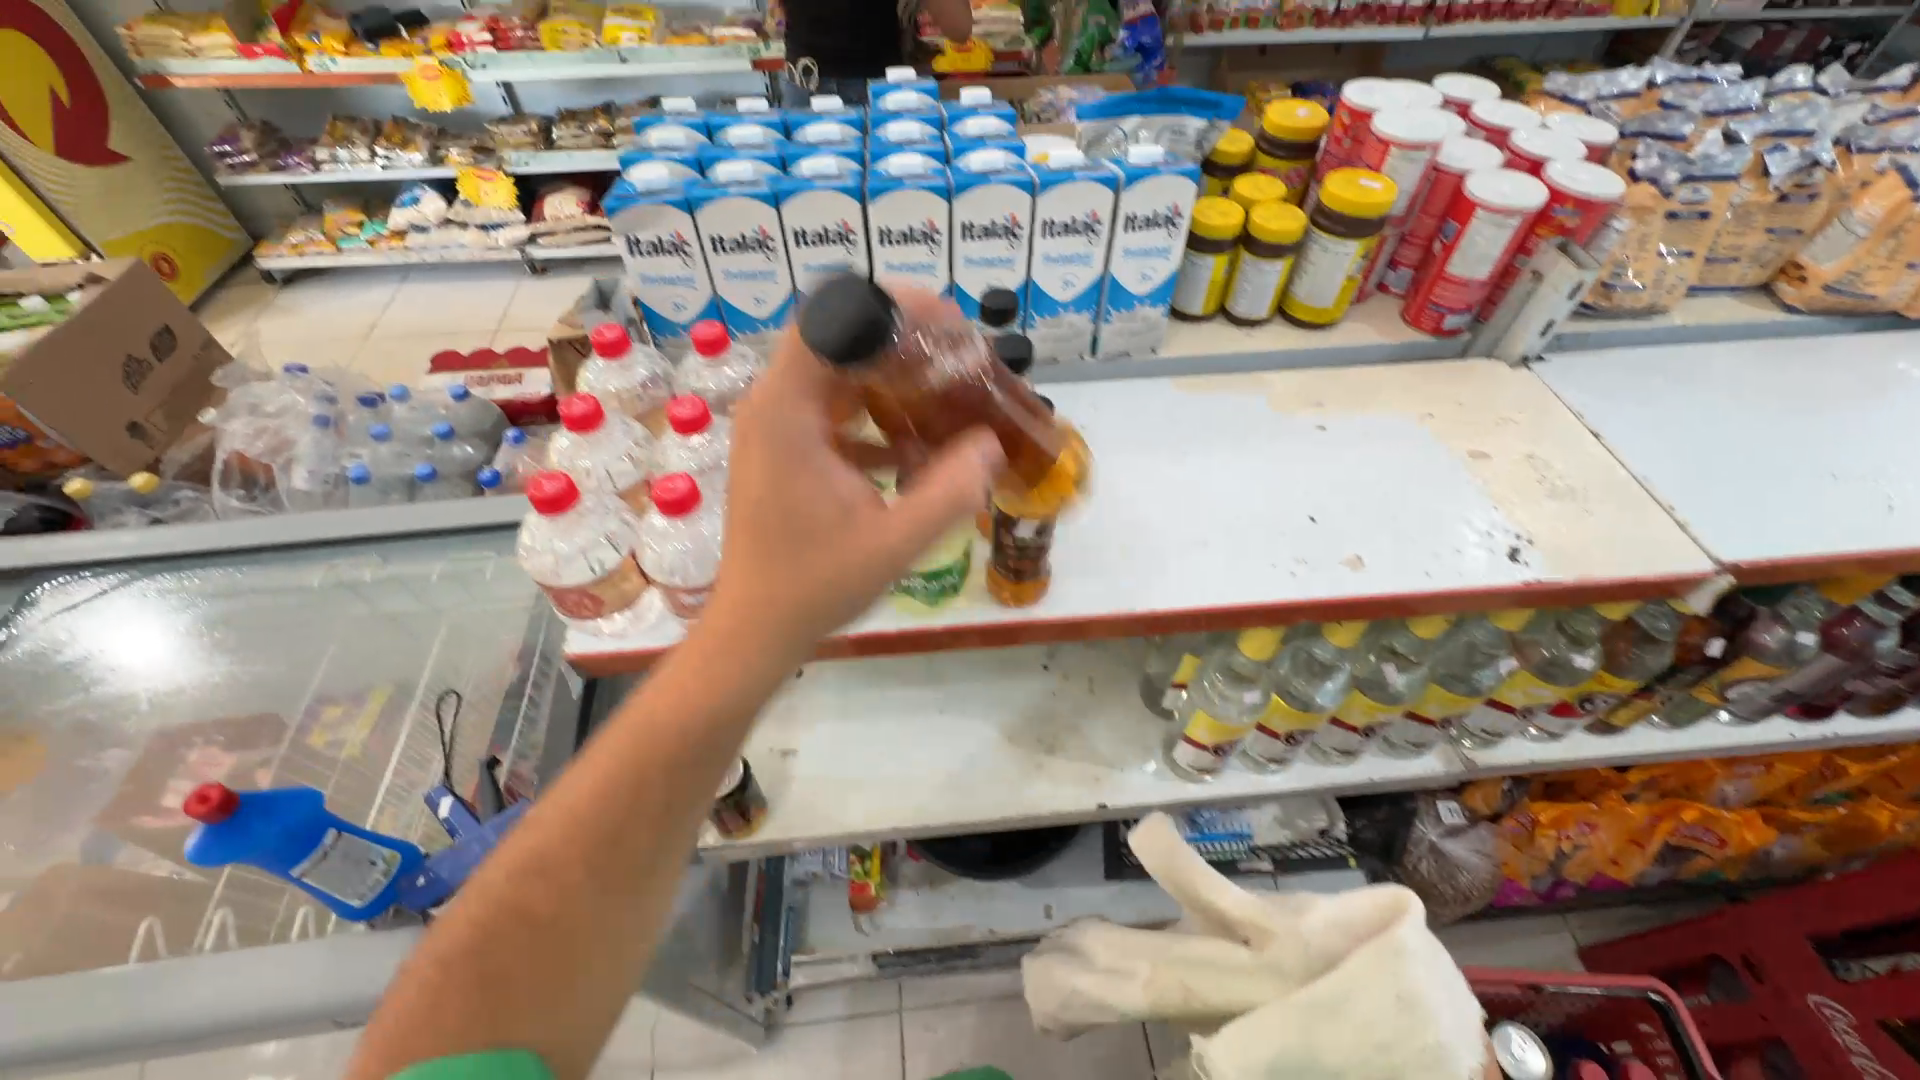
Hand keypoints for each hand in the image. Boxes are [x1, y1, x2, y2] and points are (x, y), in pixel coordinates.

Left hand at [705, 286, 1004, 657]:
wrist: (755, 629)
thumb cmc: (814, 586)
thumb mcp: (894, 543)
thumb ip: (949, 492)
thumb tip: (992, 445)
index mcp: (787, 412)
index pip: (830, 319)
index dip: (889, 307)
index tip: (946, 323)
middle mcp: (772, 407)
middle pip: (836, 341)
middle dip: (901, 343)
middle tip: (959, 358)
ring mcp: (774, 430)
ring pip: (836, 376)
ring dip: (890, 381)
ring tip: (947, 396)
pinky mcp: (783, 453)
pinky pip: (832, 414)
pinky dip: (874, 418)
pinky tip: (915, 450)